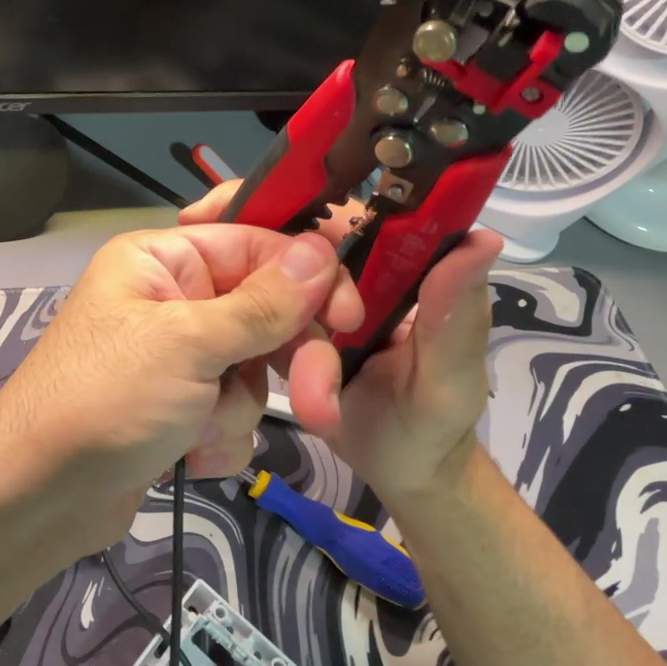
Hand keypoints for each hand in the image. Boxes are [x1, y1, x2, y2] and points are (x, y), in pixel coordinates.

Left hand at [0, 223, 362, 560]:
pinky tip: (184, 458)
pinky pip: (232, 411)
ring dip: (236, 409)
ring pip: (255, 370)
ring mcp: (176, 356)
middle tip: (315, 402)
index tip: (351, 316)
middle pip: (266, 311)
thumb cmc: (105, 400)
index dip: (308, 275)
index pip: (256, 243)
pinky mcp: (179, 407)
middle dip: (283, 362)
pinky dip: (218, 438)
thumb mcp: (186, 344)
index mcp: (161, 260)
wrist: (40, 496)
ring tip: (193, 433)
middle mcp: (171, 299)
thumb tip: (322, 249)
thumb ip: (262, 303)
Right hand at [180, 180, 503, 509]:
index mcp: (396, 267)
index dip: (295, 192)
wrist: (399, 473)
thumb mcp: (447, 377)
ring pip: (269, 262)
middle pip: (294, 228)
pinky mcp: (294, 325)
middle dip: (244, 218)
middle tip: (192, 220)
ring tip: (186, 247)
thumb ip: (455, 316)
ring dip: (228, 256)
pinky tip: (194, 292)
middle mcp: (355, 269)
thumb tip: (481, 239)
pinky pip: (259, 300)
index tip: (240, 197)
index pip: (344, 210)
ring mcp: (320, 298)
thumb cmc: (432, 428)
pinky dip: (229, 296)